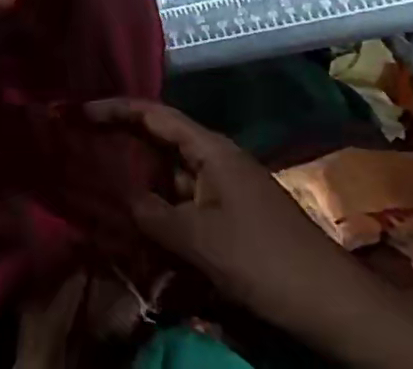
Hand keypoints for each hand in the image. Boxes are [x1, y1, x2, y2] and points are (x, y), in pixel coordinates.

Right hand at [86, 99, 361, 322]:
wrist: (332, 304)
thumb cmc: (262, 258)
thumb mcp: (197, 238)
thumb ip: (151, 214)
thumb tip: (121, 199)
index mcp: (210, 148)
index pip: (154, 114)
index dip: (115, 109)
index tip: (80, 112)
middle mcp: (216, 158)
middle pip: (160, 139)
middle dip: (122, 141)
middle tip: (82, 144)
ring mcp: (226, 186)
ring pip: (171, 172)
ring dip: (139, 178)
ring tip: (100, 180)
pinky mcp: (231, 214)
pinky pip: (185, 198)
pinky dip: (160, 203)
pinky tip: (139, 218)